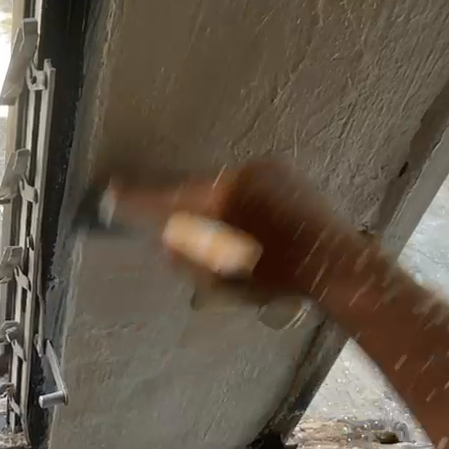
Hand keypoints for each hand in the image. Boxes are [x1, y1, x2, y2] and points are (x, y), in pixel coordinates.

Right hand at [103, 159, 364, 300]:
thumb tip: (165, 244)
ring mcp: (265, 171)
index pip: (167, 199)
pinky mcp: (283, 174)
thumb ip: (188, 257)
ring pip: (222, 190)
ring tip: (229, 242)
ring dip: (218, 212)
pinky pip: (246, 187)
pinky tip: (250, 229)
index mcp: (222, 199)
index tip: (110, 191)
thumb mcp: (225, 278)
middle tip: (184, 237)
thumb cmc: (279, 277)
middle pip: (196, 193)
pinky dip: (239, 206)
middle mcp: (240, 175)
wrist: (338, 263)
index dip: (136, 198)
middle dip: (188, 215)